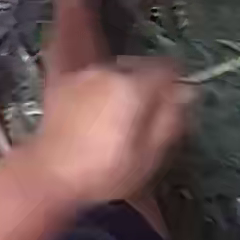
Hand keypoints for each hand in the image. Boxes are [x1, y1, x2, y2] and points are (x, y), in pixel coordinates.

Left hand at [22, 58, 192, 207]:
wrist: (52, 172)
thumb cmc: (106, 171)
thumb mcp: (149, 155)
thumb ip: (170, 118)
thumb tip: (187, 92)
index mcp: (132, 87)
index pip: (166, 68)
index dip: (176, 81)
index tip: (178, 98)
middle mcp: (108, 71)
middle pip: (140, 67)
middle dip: (150, 84)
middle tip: (151, 114)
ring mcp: (83, 73)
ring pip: (116, 70)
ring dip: (125, 84)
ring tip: (121, 117)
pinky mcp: (64, 80)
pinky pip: (92, 77)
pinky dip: (101, 87)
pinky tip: (98, 111)